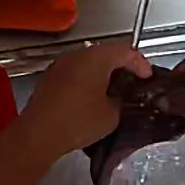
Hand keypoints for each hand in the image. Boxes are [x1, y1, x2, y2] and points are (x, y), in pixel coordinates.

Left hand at [15, 41, 152, 160]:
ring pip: (87, 63)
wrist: (38, 134)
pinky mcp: (49, 80)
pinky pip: (73, 74)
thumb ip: (120, 101)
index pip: (125, 50)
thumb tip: (116, 100)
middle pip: (105, 53)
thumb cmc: (76, 121)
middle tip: (131, 82)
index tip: (146, 76)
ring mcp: (59, 66)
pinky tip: (90, 99)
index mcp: (96, 58)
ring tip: (112, 92)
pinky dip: (85, 82)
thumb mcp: (111, 115)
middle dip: (120, 66)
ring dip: (101, 74)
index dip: (140, 63)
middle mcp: (76, 56)